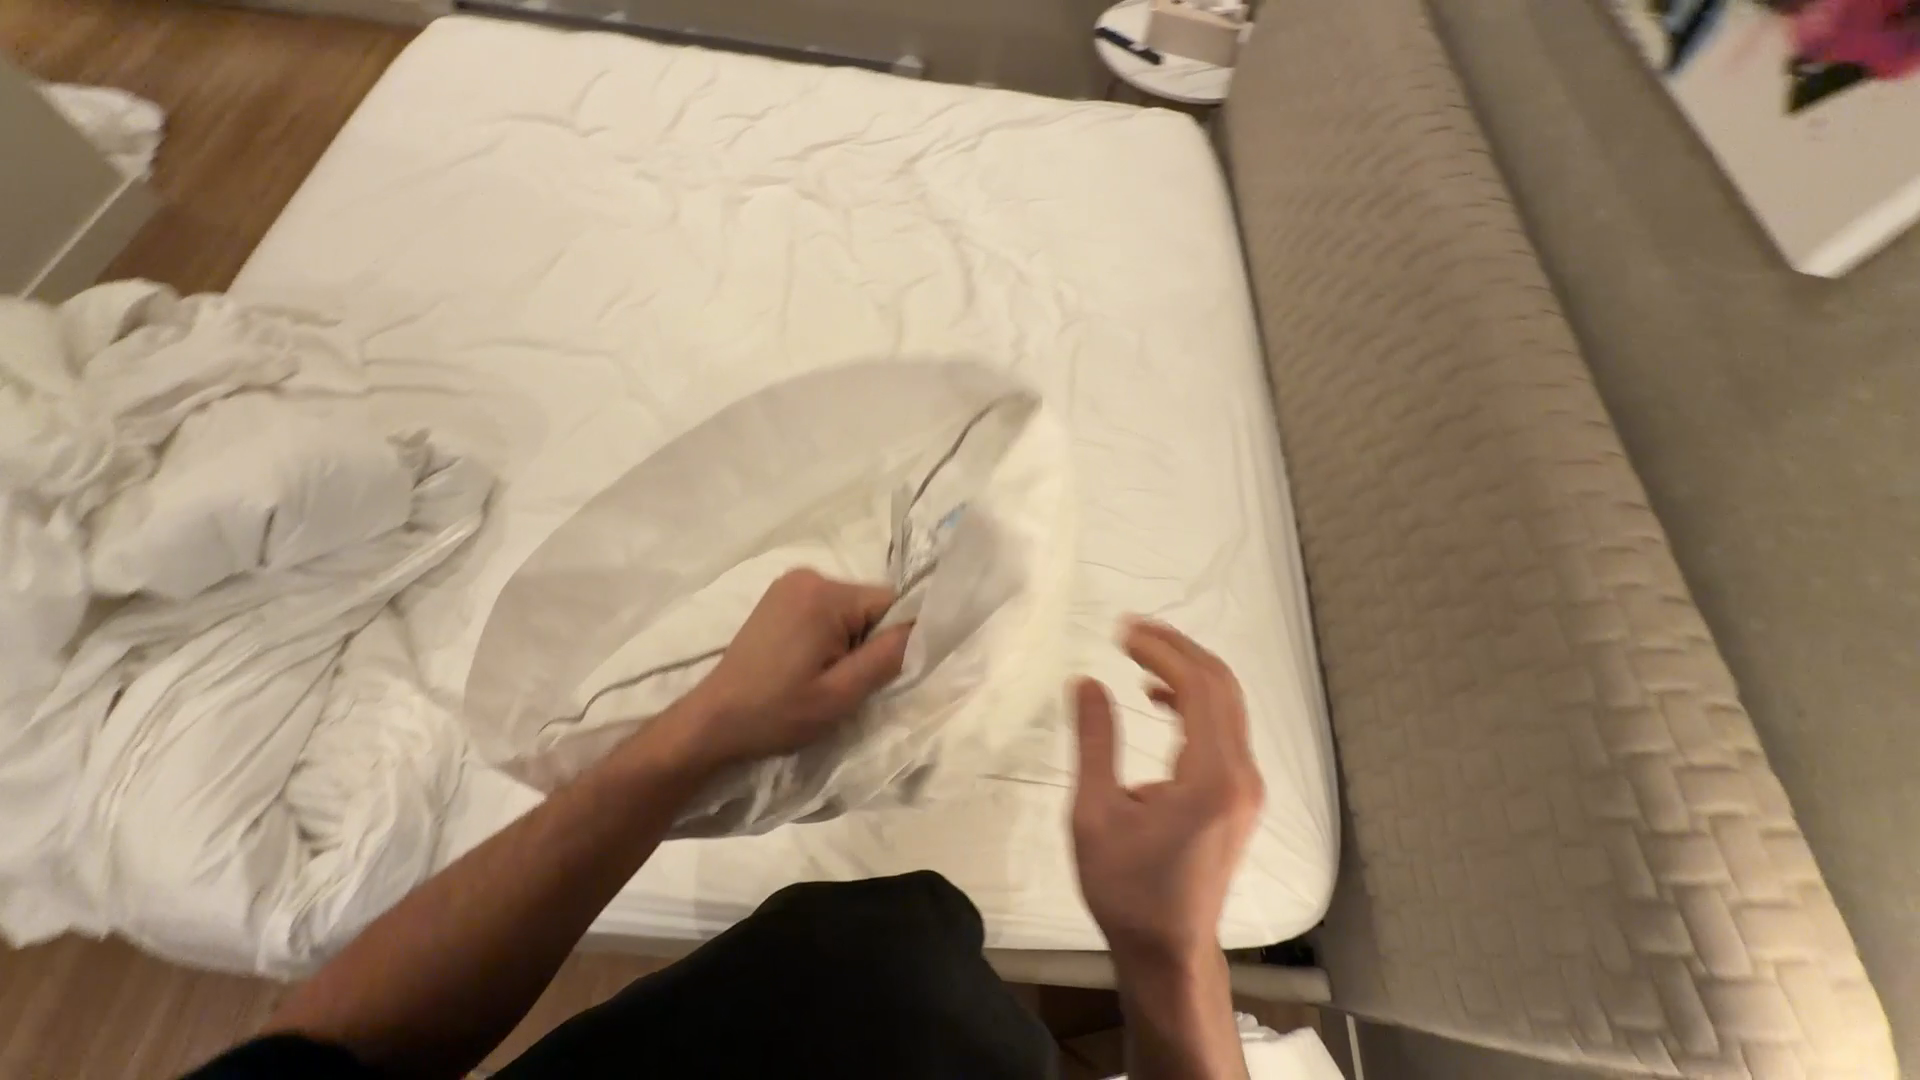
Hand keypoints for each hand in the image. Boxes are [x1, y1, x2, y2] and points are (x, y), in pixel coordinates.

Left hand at [669, 568, 910, 768]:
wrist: (712, 722)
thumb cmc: (777, 712)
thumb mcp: (841, 693)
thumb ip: (888, 656)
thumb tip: (926, 626)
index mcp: (824, 594)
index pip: (890, 604)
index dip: (891, 640)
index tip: (870, 675)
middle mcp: (808, 576)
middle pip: (869, 605)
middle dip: (866, 641)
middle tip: (840, 682)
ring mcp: (789, 584)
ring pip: (849, 610)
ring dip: (846, 641)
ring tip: (818, 677)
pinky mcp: (778, 599)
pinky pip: (825, 611)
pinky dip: (827, 636)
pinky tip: (804, 665)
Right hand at [1070, 619, 1263, 966]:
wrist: (1168, 951)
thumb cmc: (1126, 888)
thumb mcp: (1094, 813)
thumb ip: (1094, 742)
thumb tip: (1086, 682)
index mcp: (1211, 776)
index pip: (1198, 687)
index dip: (1162, 649)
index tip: (1121, 631)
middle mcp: (1241, 775)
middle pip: (1222, 686)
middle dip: (1177, 648)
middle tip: (1131, 629)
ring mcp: (1247, 787)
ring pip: (1227, 705)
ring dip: (1186, 671)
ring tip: (1139, 651)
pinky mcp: (1239, 796)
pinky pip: (1224, 729)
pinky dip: (1194, 701)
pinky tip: (1159, 697)